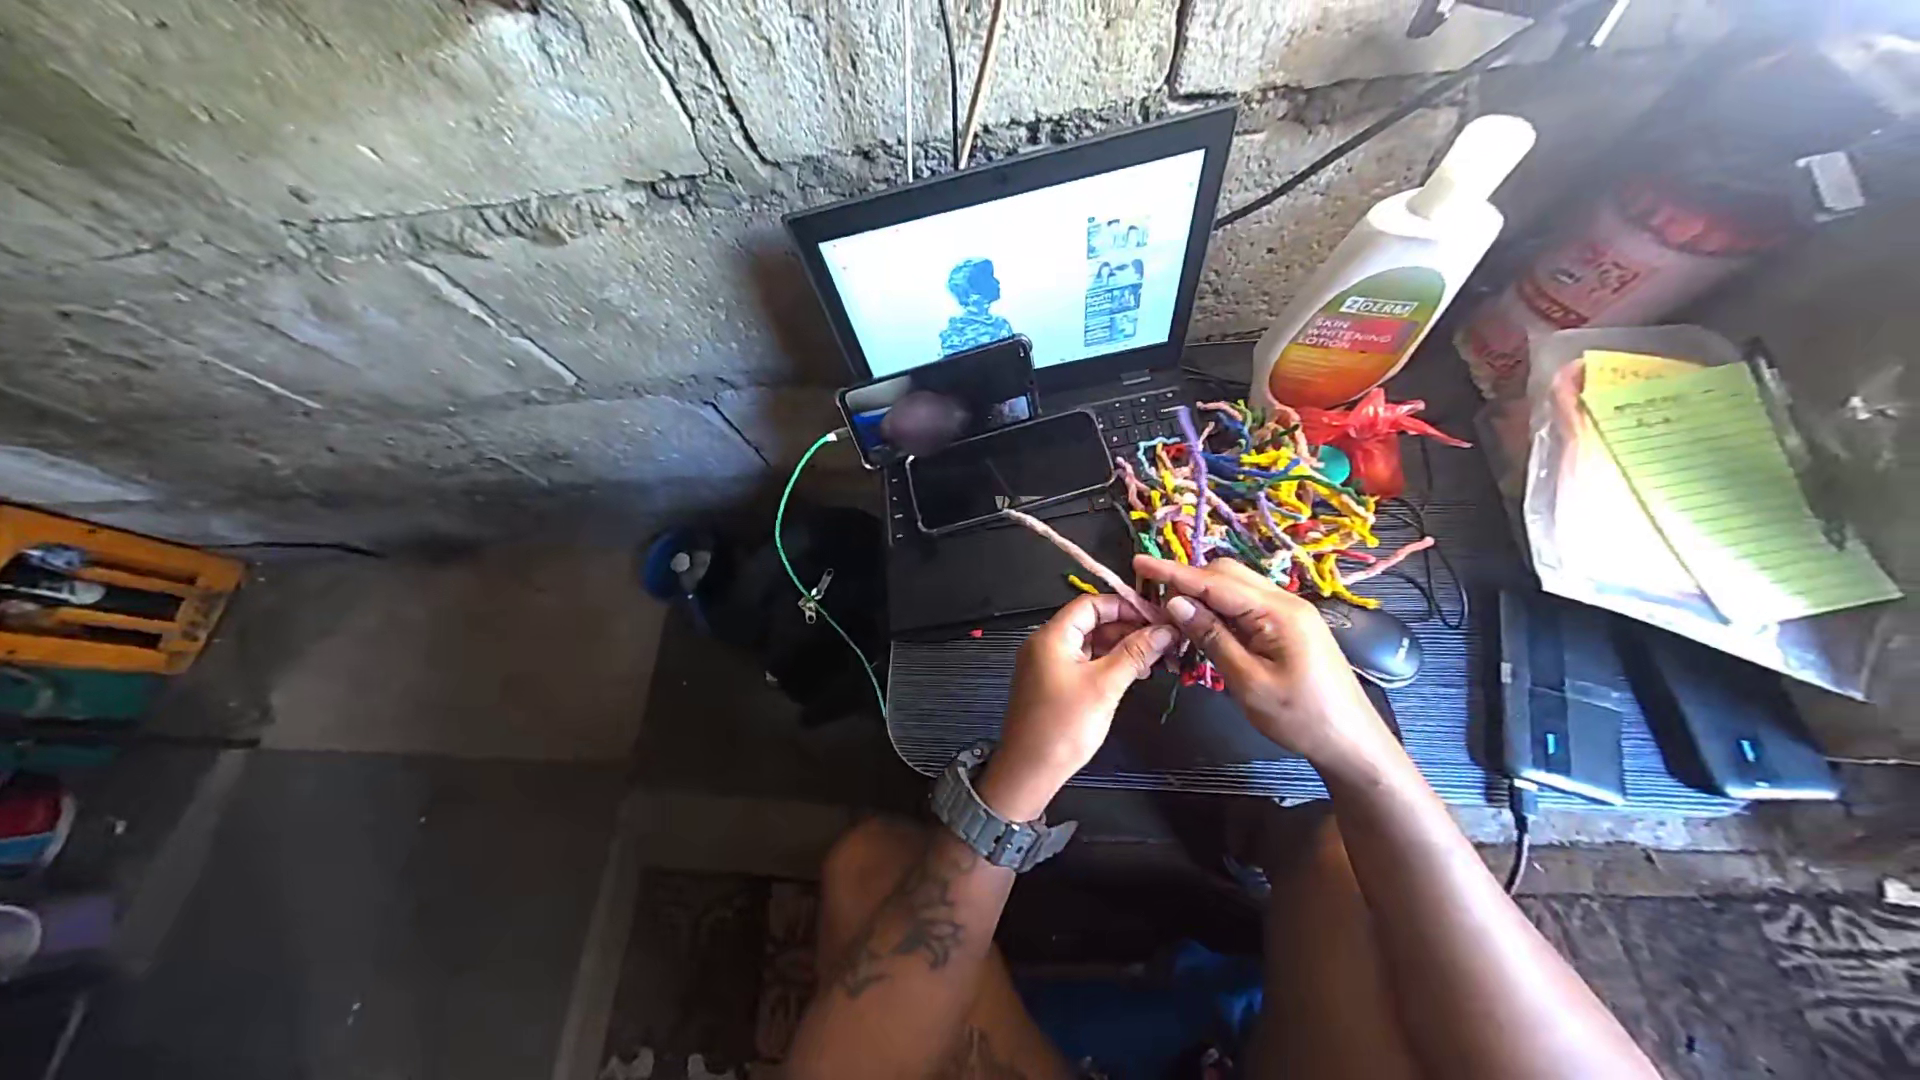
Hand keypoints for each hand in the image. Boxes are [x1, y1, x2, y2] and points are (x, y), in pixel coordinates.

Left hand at [979, 593, 1177, 820]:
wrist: (1029, 769)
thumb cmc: (1063, 726)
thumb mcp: (1105, 685)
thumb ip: (1135, 652)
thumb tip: (1164, 630)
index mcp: (1051, 636)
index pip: (1091, 604)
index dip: (1124, 606)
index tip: (1155, 617)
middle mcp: (1045, 643)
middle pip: (1090, 622)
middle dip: (1127, 628)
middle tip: (1161, 641)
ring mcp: (1046, 664)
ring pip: (1088, 643)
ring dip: (1120, 647)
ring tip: (1153, 660)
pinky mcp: (1050, 682)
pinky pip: (1082, 662)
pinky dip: (1106, 663)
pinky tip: (1132, 674)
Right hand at [1133, 555, 1396, 774]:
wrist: (1352, 742)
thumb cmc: (1300, 718)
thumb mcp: (1248, 681)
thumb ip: (1211, 637)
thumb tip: (1176, 603)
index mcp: (1277, 612)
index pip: (1214, 582)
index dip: (1172, 572)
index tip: (1139, 562)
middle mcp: (1285, 601)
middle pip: (1226, 574)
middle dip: (1187, 580)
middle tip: (1154, 601)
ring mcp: (1290, 611)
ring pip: (1235, 586)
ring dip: (1202, 595)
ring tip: (1174, 616)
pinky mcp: (1289, 625)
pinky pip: (1246, 604)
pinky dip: (1219, 609)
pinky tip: (1205, 628)